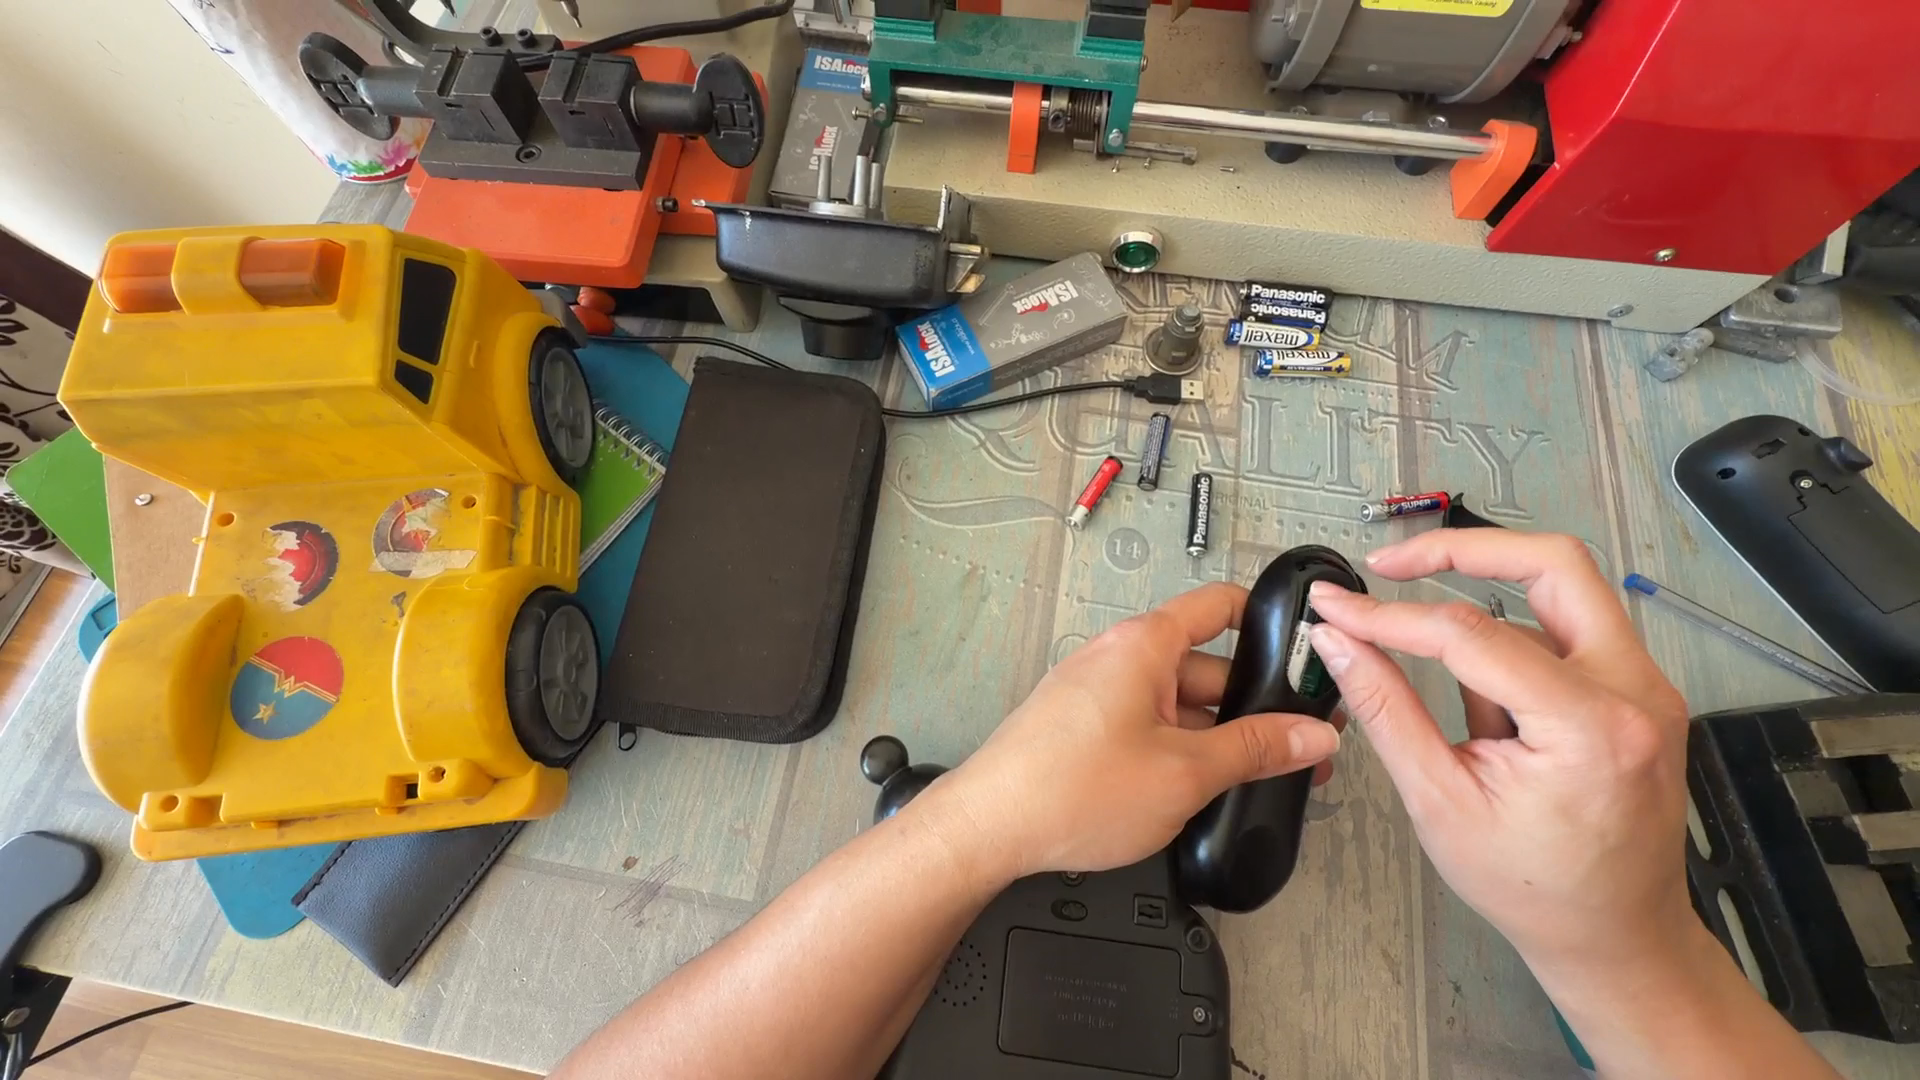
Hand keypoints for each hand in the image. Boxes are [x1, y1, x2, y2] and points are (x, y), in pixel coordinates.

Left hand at [917, 583, 1343, 881]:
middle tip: (1301, 747)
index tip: (1305, 653)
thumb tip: (1311, 734)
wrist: (991, 826)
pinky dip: (1181, 746)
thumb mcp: (1185, 772)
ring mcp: (1099, 692)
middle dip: (1252, 705)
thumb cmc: (1077, 788)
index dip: (1267, 620)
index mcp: (1144, 644)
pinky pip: (1148, 723)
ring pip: (1179, 702)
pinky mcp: (1086, 725)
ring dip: (1218, 734)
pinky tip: (1202, 789)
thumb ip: (1255, 749)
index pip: (1218, 606)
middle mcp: (1119, 657)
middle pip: (1206, 664)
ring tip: (1256, 779)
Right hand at [1301, 531, 1693, 978]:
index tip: (1330, 607)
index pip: (1470, 634)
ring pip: (1559, 585)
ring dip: (1479, 585)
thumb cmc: (1527, 883)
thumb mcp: (1437, 800)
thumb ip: (1384, 708)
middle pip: (1553, 564)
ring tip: (1409, 615)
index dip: (1387, 615)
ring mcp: (1641, 683)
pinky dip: (1498, 629)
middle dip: (1459, 549)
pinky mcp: (1628, 687)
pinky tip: (1465, 680)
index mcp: (1590, 726)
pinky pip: (1557, 627)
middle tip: (1387, 564)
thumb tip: (1334, 639)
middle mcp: (1634, 687)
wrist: (1619, 938)